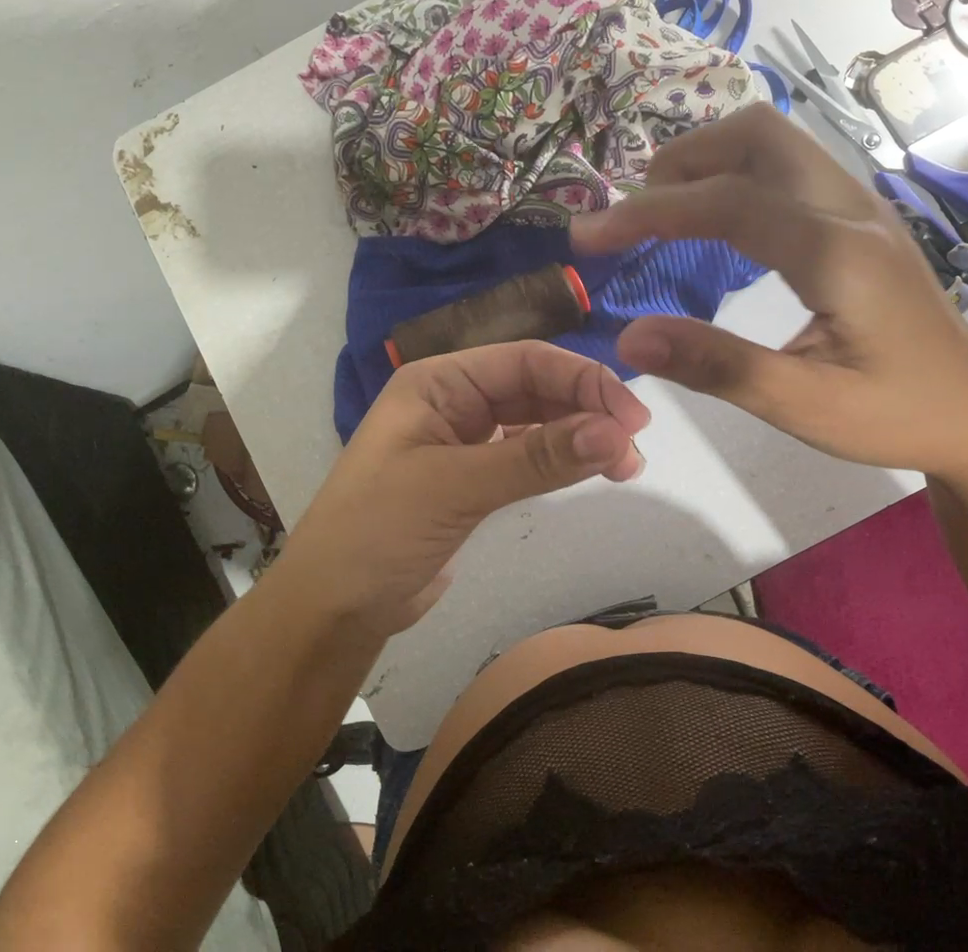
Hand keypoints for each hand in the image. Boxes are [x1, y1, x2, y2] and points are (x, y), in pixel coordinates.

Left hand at [277, 341, 649, 638]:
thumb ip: (535, 458)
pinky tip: (587, 469)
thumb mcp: (454, 489)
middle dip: (587, 410)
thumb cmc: (377, 533)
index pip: (525, 361)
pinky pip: (523, 456)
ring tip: (624, 466)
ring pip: (534, 422)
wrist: (333, 606)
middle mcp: (449, 401)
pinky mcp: (468, 481)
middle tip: (633, 453)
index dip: (583, 381)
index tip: (634, 420)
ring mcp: (459, 441)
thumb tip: (616, 433)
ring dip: (578, 435)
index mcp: (436, 382)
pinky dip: (557, 460)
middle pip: (534, 387)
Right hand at [570, 103, 967, 475]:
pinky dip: (734, 170)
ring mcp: (860, 205)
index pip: (729, 204)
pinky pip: (788, 163)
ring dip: (707, 157)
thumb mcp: (804, 406)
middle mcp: (852, 209)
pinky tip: (711, 217)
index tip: (588, 237)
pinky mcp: (857, 215)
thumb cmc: (894, 412)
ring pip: (776, 139)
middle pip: (758, 135)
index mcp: (839, 255)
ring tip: (659, 209)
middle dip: (680, 160)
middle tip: (631, 212)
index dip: (648, 212)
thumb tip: (630, 335)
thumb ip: (717, 367)